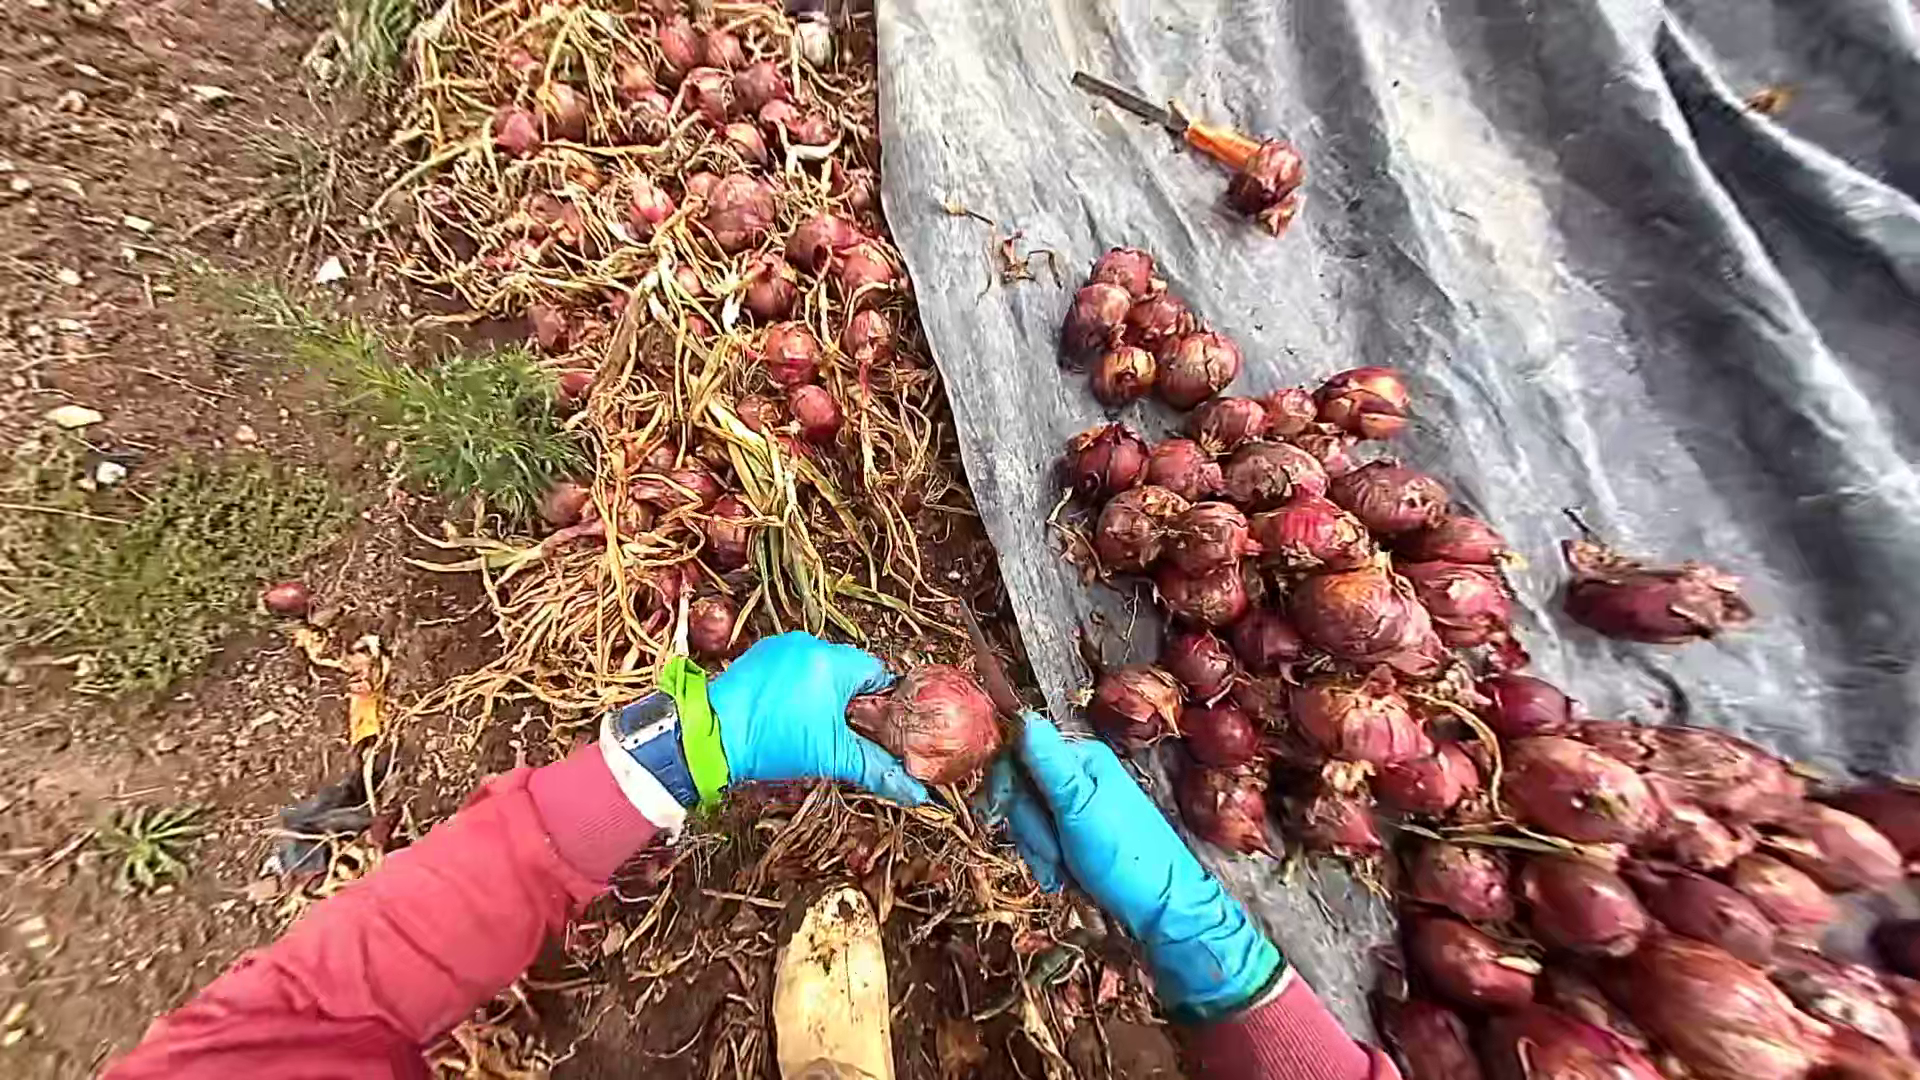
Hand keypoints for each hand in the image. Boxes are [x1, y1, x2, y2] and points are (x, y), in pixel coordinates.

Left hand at [708, 632, 928, 805]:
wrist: (709, 737)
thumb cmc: (772, 741)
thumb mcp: (831, 756)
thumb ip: (876, 769)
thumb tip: (916, 791)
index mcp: (835, 662)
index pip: (879, 673)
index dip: (880, 702)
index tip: (872, 725)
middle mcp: (812, 644)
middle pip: (851, 670)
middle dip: (851, 698)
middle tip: (841, 729)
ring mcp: (785, 645)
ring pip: (823, 666)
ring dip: (825, 690)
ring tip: (811, 722)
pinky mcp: (763, 652)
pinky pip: (796, 664)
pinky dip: (800, 682)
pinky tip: (789, 709)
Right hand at [977, 713, 1280, 1020]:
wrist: (1165, 914)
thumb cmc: (1126, 858)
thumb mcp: (1080, 808)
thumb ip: (1049, 763)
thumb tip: (1025, 718)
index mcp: (1081, 757)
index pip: (1020, 752)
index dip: (1006, 784)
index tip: (998, 813)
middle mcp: (1078, 774)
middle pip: (1021, 786)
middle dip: (1028, 826)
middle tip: (1051, 853)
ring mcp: (1078, 804)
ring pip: (1028, 816)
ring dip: (1036, 847)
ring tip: (1059, 871)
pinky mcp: (1076, 833)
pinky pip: (1041, 838)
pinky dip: (1045, 860)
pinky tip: (1060, 877)